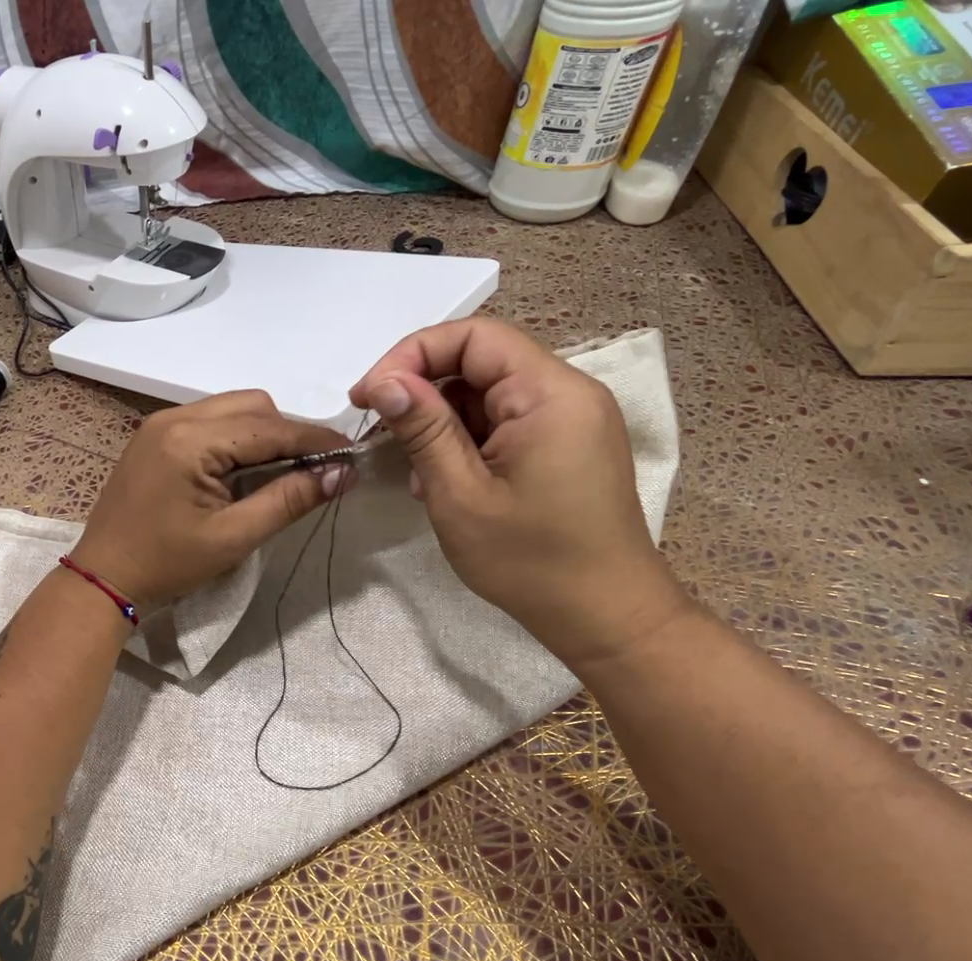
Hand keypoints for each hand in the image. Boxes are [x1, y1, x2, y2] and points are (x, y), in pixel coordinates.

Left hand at [70, 391, 348, 608]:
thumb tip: (341, 475)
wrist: (103, 575)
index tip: (351, 457)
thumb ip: (288, 500)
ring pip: (231, 408)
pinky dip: (234, 437)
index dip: (315, 440)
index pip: (270, 428)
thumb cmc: (166, 563)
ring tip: (281, 472)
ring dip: (262, 433)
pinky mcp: (153, 436)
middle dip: (288, 433)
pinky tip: (244, 469)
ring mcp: (159, 423)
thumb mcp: (233, 537)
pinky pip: (208, 421)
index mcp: (190, 441)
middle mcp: (174, 418)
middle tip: (311, 470)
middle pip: (252, 405)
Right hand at [351, 317, 687, 665]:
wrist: (604, 614)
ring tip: (412, 469)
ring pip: (486, 391)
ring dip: (439, 419)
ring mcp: (569, 418)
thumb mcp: (460, 494)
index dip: (412, 354)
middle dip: (421, 386)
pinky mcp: (564, 443)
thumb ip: (423, 429)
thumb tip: (383, 382)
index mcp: (549, 395)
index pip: (474, 336)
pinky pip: (503, 418)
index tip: (368, 396)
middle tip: (376, 429)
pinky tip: (442, 478)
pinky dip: (464, 438)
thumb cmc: (529, 559)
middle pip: (480, 359)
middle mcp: (567, 392)